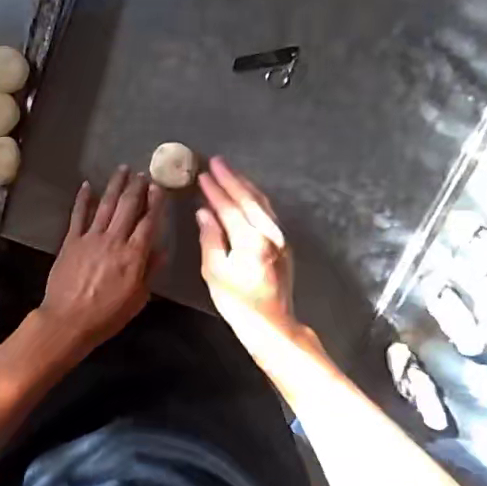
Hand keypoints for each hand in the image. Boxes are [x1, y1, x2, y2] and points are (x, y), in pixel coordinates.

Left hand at [39, 165, 163, 348]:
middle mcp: (114, 240)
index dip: (155, 202)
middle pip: (128, 206)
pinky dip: (83, 198)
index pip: (149, 222)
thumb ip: (150, 271)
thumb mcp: (138, 298)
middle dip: (136, 187)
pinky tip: (87, 185)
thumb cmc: (108, 315)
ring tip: (122, 170)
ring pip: (106, 205)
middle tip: (142, 173)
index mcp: (134, 255)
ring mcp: (91, 237)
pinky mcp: (71, 240)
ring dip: (115, 186)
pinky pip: (78, 214)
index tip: (158, 187)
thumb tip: (161, 249)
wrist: (69, 320)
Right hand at [196, 159, 300, 344]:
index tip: (202, 174)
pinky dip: (255, 198)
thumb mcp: (214, 271)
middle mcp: (270, 233)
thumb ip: (210, 238)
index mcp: (251, 240)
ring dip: (245, 185)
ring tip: (229, 171)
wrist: (272, 324)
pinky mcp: (284, 243)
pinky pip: (268, 212)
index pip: (229, 207)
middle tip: (217, 161)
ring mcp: (280, 237)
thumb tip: (204, 212)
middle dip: (231, 179)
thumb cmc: (237, 302)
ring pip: (262, 203)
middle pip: (248, 198)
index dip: (214, 190)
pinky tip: (246, 193)